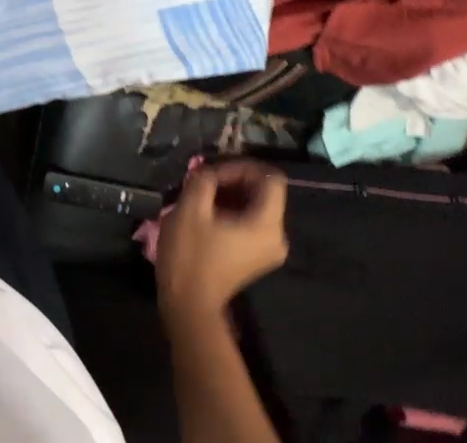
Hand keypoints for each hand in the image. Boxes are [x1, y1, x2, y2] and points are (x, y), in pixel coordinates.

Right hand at [156, 160, 287, 324]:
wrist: (188, 300)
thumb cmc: (190, 253)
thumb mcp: (190, 209)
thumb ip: (203, 180)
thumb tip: (207, 170)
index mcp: (268, 225)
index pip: (270, 179)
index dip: (241, 167)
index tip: (210, 170)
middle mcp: (278, 236)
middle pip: (264, 192)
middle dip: (232, 179)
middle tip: (200, 179)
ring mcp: (268, 248)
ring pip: (255, 206)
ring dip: (228, 193)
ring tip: (198, 192)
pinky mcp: (255, 255)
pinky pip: (250, 221)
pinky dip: (230, 209)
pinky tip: (205, 210)